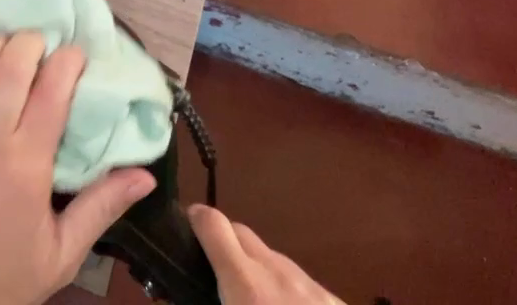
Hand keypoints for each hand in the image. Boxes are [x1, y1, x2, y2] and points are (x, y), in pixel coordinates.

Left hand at [0, 24, 155, 304]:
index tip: (77, 53)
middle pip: (14, 64)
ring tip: (13, 41)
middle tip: (45, 44)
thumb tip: (144, 174)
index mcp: (27, 165)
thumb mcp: (58, 255)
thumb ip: (100, 208)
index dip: (68, 61)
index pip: (53, 90)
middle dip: (34, 42)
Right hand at [191, 205, 345, 304]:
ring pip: (273, 259)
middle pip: (242, 232)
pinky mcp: (335, 302)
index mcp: (246, 285)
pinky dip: (287, 293)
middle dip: (223, 242)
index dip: (195, 219)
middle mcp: (277, 273)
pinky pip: (302, 285)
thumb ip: (211, 301)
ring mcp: (311, 286)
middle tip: (212, 274)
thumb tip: (180, 300)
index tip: (186, 229)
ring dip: (257, 271)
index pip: (213, 224)